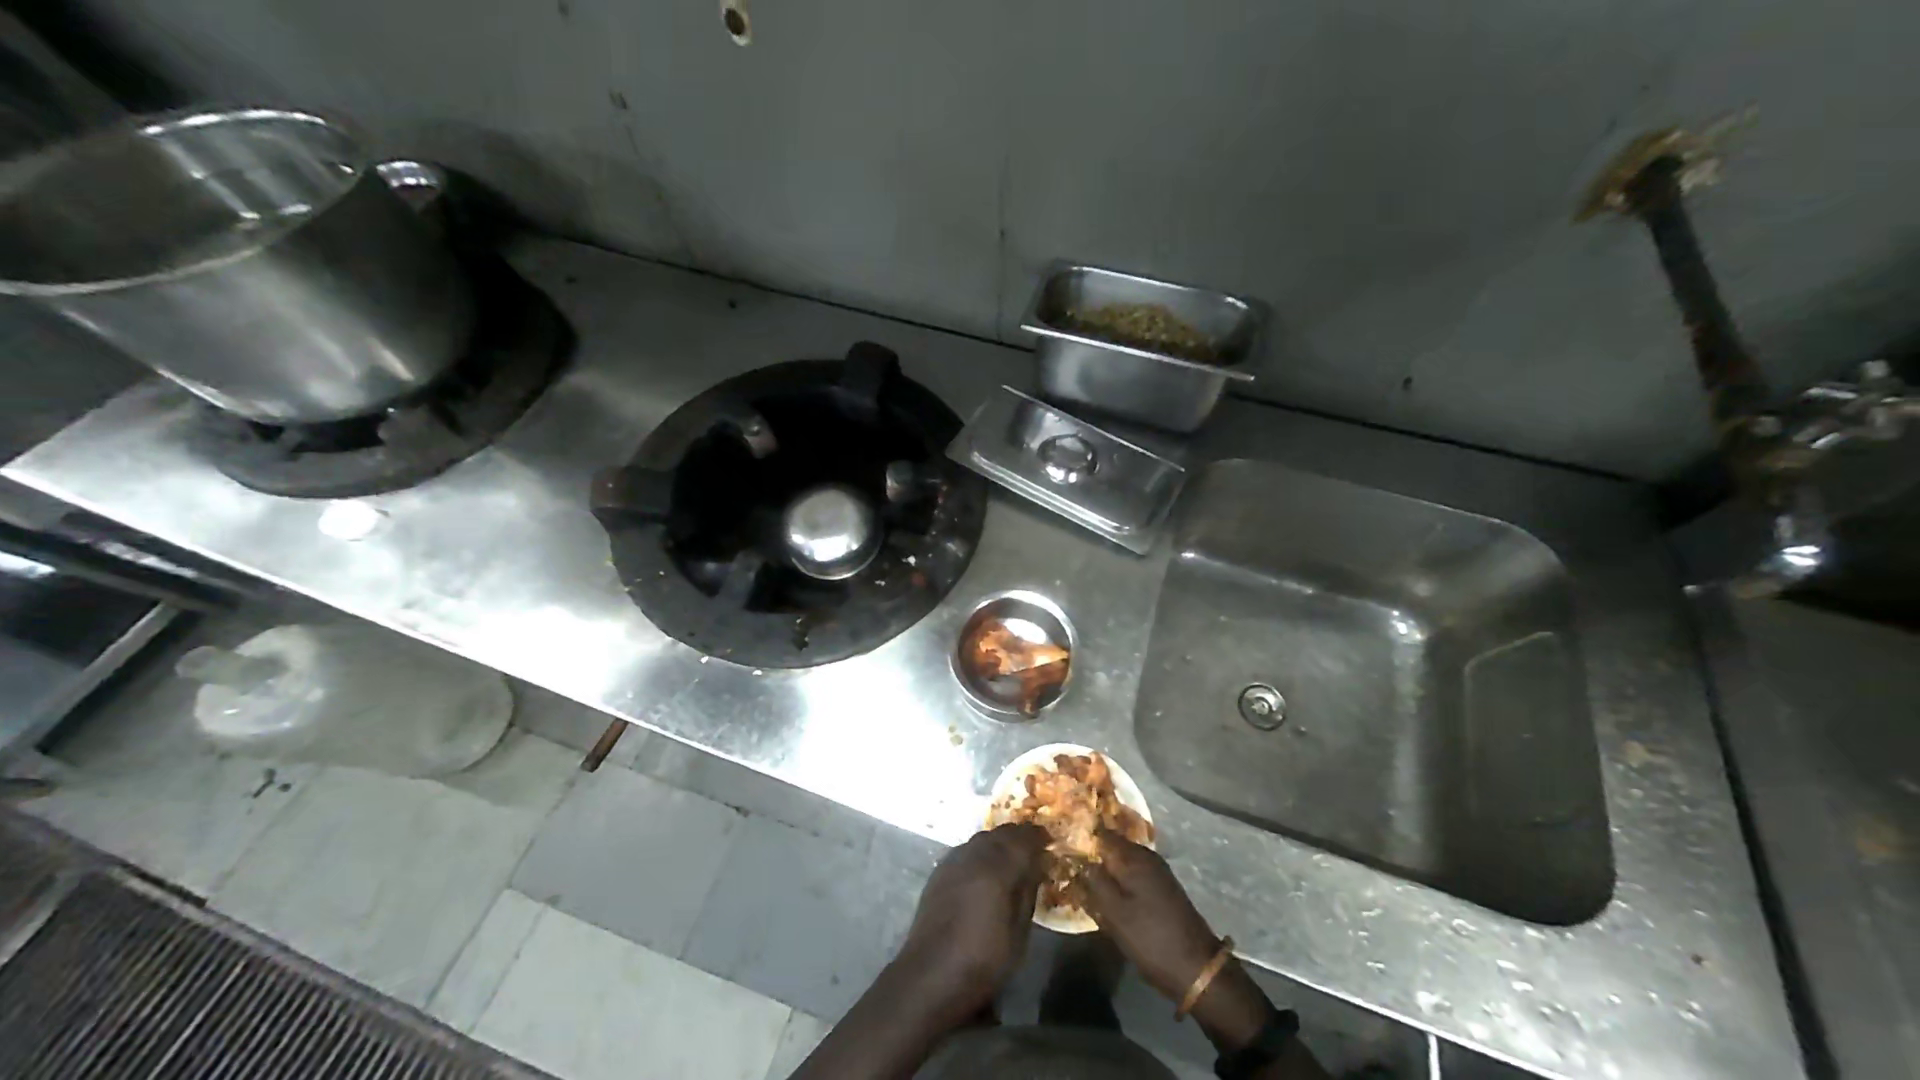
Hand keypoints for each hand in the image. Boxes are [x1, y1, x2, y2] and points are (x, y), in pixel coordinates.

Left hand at [893, 823, 1048, 1017]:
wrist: (931, 975)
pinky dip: (980, 854)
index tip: (1050, 843)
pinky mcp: (938, 873)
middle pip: (1001, 833)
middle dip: (1019, 838)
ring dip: (998, 844)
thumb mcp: (1019, 930)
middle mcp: (974, 854)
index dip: (1039, 837)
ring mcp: (953, 861)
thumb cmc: (984, 959)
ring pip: (981, 839)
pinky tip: (984, 873)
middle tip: (1033, 851)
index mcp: (998, 867)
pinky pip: (966, 851)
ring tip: (1010, 861)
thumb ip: (1027, 890)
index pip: (1024, 837)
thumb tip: (1036, 865)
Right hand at [1087, 830, 1289, 1058]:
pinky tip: (1107, 893)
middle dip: (1092, 852)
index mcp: (1134, 857)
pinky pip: (1133, 874)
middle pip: (1112, 846)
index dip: (1081, 836)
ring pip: (1122, 862)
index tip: (1061, 844)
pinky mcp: (1162, 888)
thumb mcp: (1115, 912)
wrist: (1196, 968)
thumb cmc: (1150, 938)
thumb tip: (1079, 858)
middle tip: (1068, 864)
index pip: (1101, 833)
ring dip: (1105, 868)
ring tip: (1083, 880)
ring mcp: (1157, 872)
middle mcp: (1146, 857)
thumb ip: (1095, 880)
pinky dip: (1118, 880)